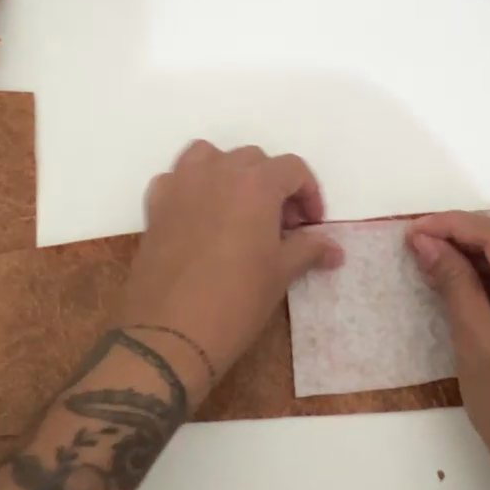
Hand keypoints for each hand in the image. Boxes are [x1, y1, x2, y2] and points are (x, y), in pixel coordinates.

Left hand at [122, 142, 341, 398]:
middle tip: (280, 227)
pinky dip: (190, 188)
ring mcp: (181, 185)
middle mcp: (217, 172)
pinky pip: (175, 179)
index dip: (309, 194)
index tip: (311, 226)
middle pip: (253, 160)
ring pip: (209, 157)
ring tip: (238, 210)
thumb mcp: (281, 273)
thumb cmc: (236, 300)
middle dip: (272, 186)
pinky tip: (198, 218)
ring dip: (229, 174)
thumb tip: (334, 249)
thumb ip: (308, 250)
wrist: (170, 333)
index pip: (292, 169)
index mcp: (255, 183)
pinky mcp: (154, 206)